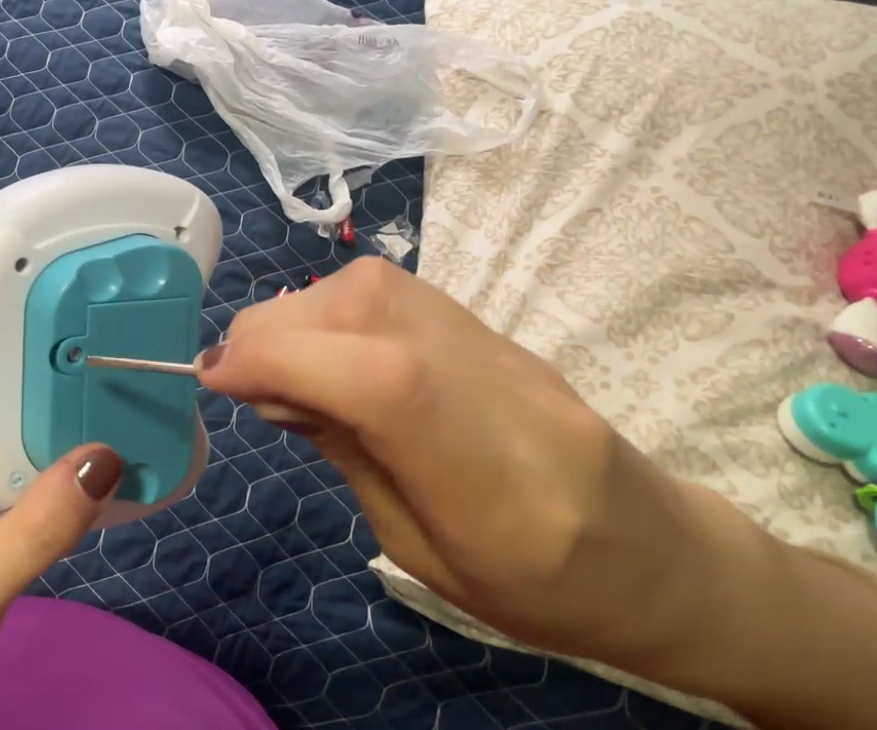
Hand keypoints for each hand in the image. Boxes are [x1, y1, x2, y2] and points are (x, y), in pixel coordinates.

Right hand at [194, 259, 756, 680]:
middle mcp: (504, 395)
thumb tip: (272, 383)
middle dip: (271, 332)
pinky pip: (388, 290)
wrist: (663, 559)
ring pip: (369, 285)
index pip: (381, 383)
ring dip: (295, 314)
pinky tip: (322, 346)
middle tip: (238, 378)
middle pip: (365, 310)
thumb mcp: (420, 552)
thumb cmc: (539, 591)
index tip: (213, 377)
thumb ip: (348, 454)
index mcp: (496, 490)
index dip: (280, 360)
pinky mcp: (490, 324)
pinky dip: (329, 307)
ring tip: (279, 364)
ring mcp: (503, 347)